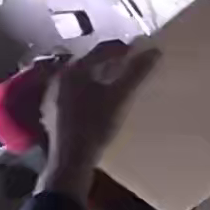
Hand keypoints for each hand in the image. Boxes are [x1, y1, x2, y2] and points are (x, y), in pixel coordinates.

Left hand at [37, 40, 158, 200]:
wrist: (71, 161)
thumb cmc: (95, 124)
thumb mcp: (120, 96)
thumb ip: (137, 72)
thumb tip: (155, 51)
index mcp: (74, 69)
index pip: (102, 49)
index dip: (123, 48)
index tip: (140, 51)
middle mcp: (60, 77)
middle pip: (91, 62)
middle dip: (112, 61)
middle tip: (133, 64)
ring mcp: (55, 94)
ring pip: (84, 77)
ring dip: (102, 75)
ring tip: (121, 80)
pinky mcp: (55, 110)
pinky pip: (77, 90)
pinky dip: (93, 88)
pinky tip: (104, 98)